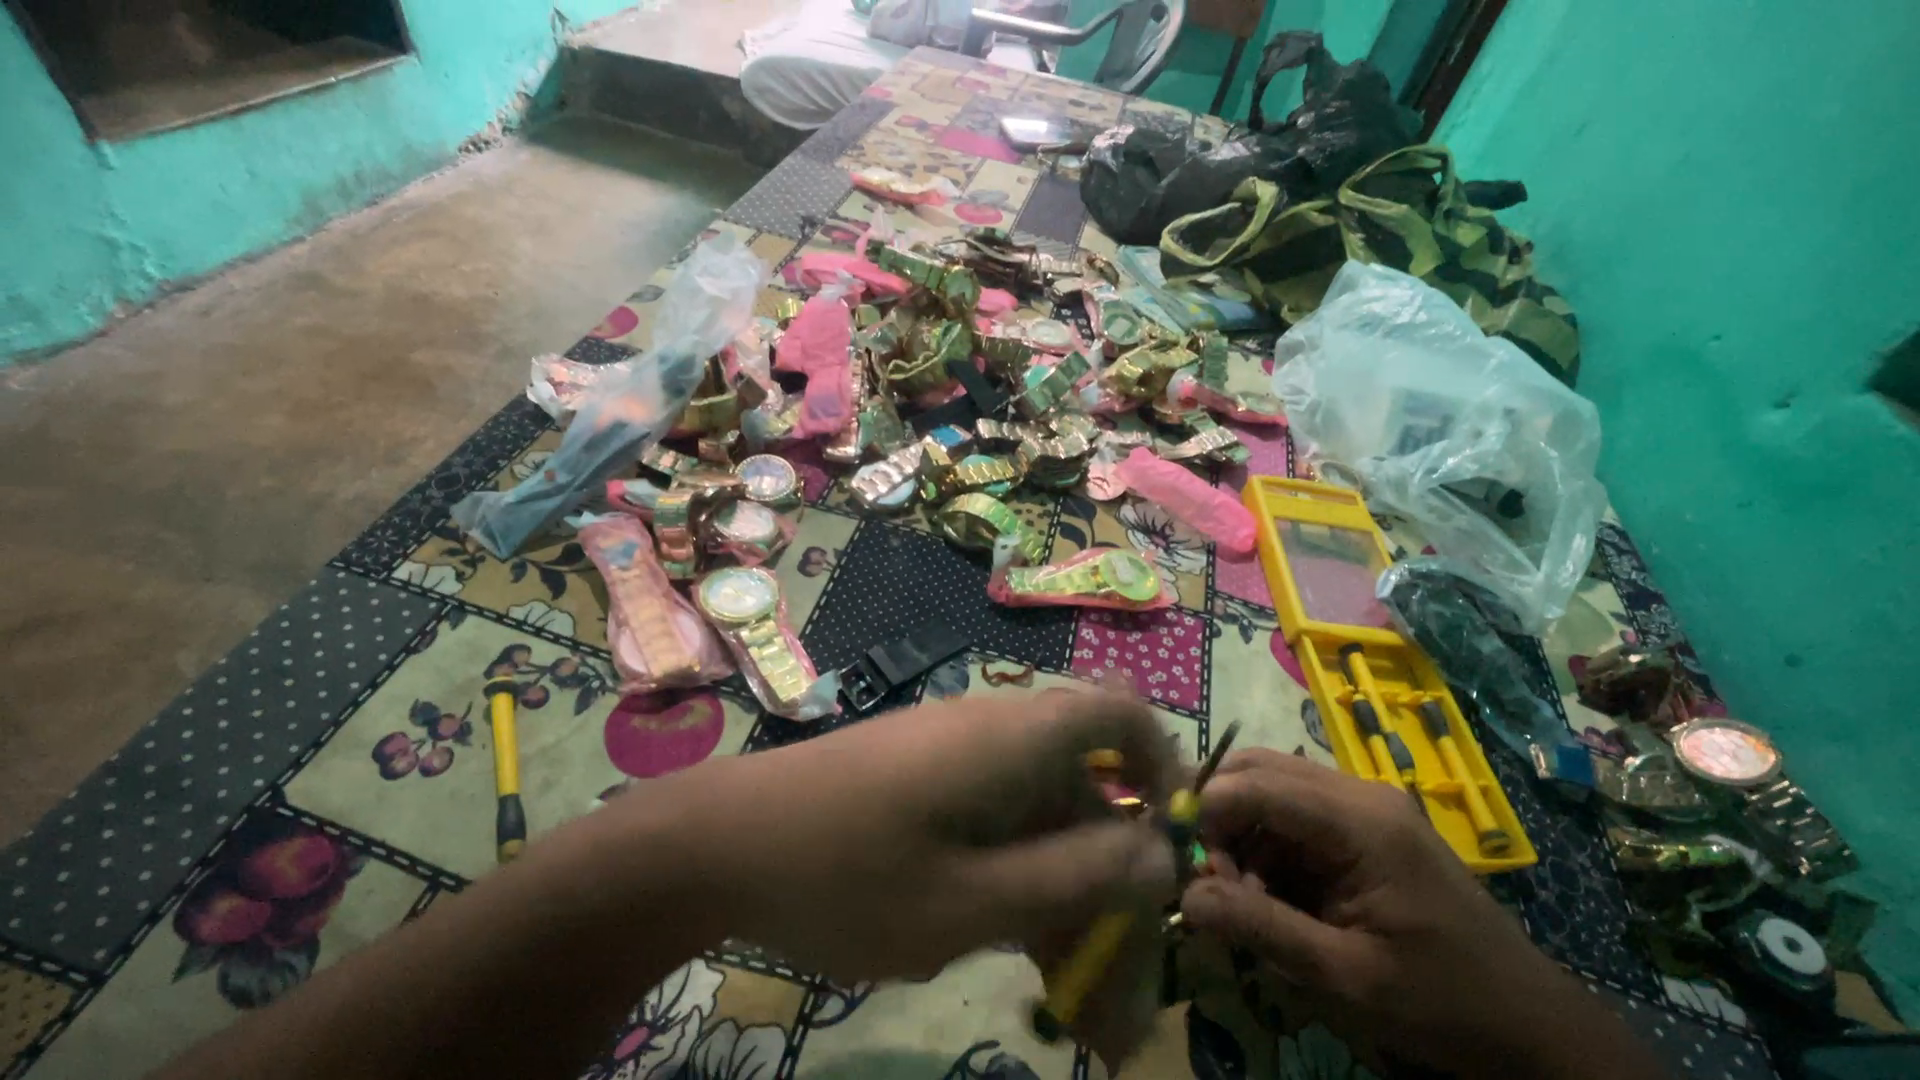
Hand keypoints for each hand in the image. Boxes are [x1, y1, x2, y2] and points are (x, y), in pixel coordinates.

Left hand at [644, 692, 1179, 982]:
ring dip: (1058, 886)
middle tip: (1116, 969)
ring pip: (1035, 812)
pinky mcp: (917, 779)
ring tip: (1059, 980)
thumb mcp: (968, 902)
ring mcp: (949, 754)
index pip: (1120, 715)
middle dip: (1109, 873)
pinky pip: (989, 816)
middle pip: (1082, 785)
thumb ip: (1074, 876)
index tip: (1167, 850)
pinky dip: (1011, 873)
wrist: (712, 845)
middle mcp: (989, 732)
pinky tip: (997, 936)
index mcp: (1012, 739)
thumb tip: (1161, 852)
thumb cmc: (843, 874)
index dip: (1162, 769)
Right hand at [1181, 750, 1666, 1078]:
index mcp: (1360, 821)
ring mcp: (1364, 806)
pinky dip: (1264, 848)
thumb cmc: (1440, 1002)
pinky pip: (1291, 815)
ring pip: (1267, 789)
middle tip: (1209, 881)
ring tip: (1243, 900)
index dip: (1204, 817)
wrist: (1528, 1024)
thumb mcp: (1344, 977)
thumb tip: (1183, 895)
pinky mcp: (1364, 826)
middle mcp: (1359, 793)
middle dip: (1217, 819)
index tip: (1185, 873)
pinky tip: (1271, 896)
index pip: (1252, 784)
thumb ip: (1260, 928)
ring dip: (1239, 837)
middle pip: (1256, 771)